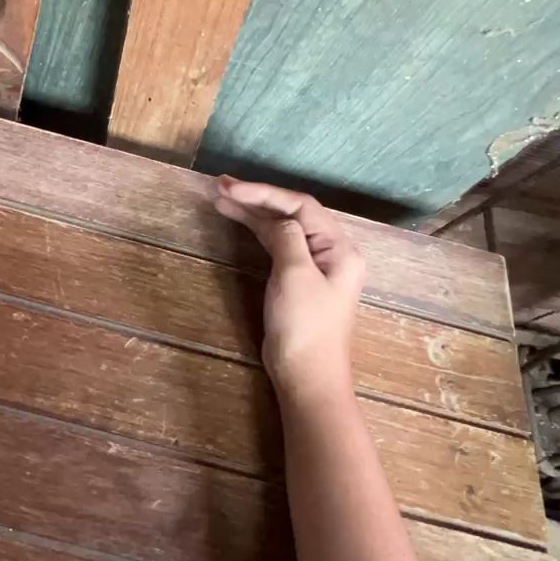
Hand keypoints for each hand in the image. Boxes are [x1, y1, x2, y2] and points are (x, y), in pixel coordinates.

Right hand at [213, 176, 364, 405]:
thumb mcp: (296, 277)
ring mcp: (312, 266)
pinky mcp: (295, 279)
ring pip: (281, 228)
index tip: (230, 188)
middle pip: (292, 213)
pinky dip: (256, 231)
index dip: (265, 193)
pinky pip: (276, 244)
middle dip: (257, 197)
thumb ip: (288, 240)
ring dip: (253, 212)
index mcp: (339, 248)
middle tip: (220, 186)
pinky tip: (239, 221)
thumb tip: (278, 220)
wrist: (307, 375)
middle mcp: (330, 251)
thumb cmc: (305, 327)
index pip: (301, 207)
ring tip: (220, 198)